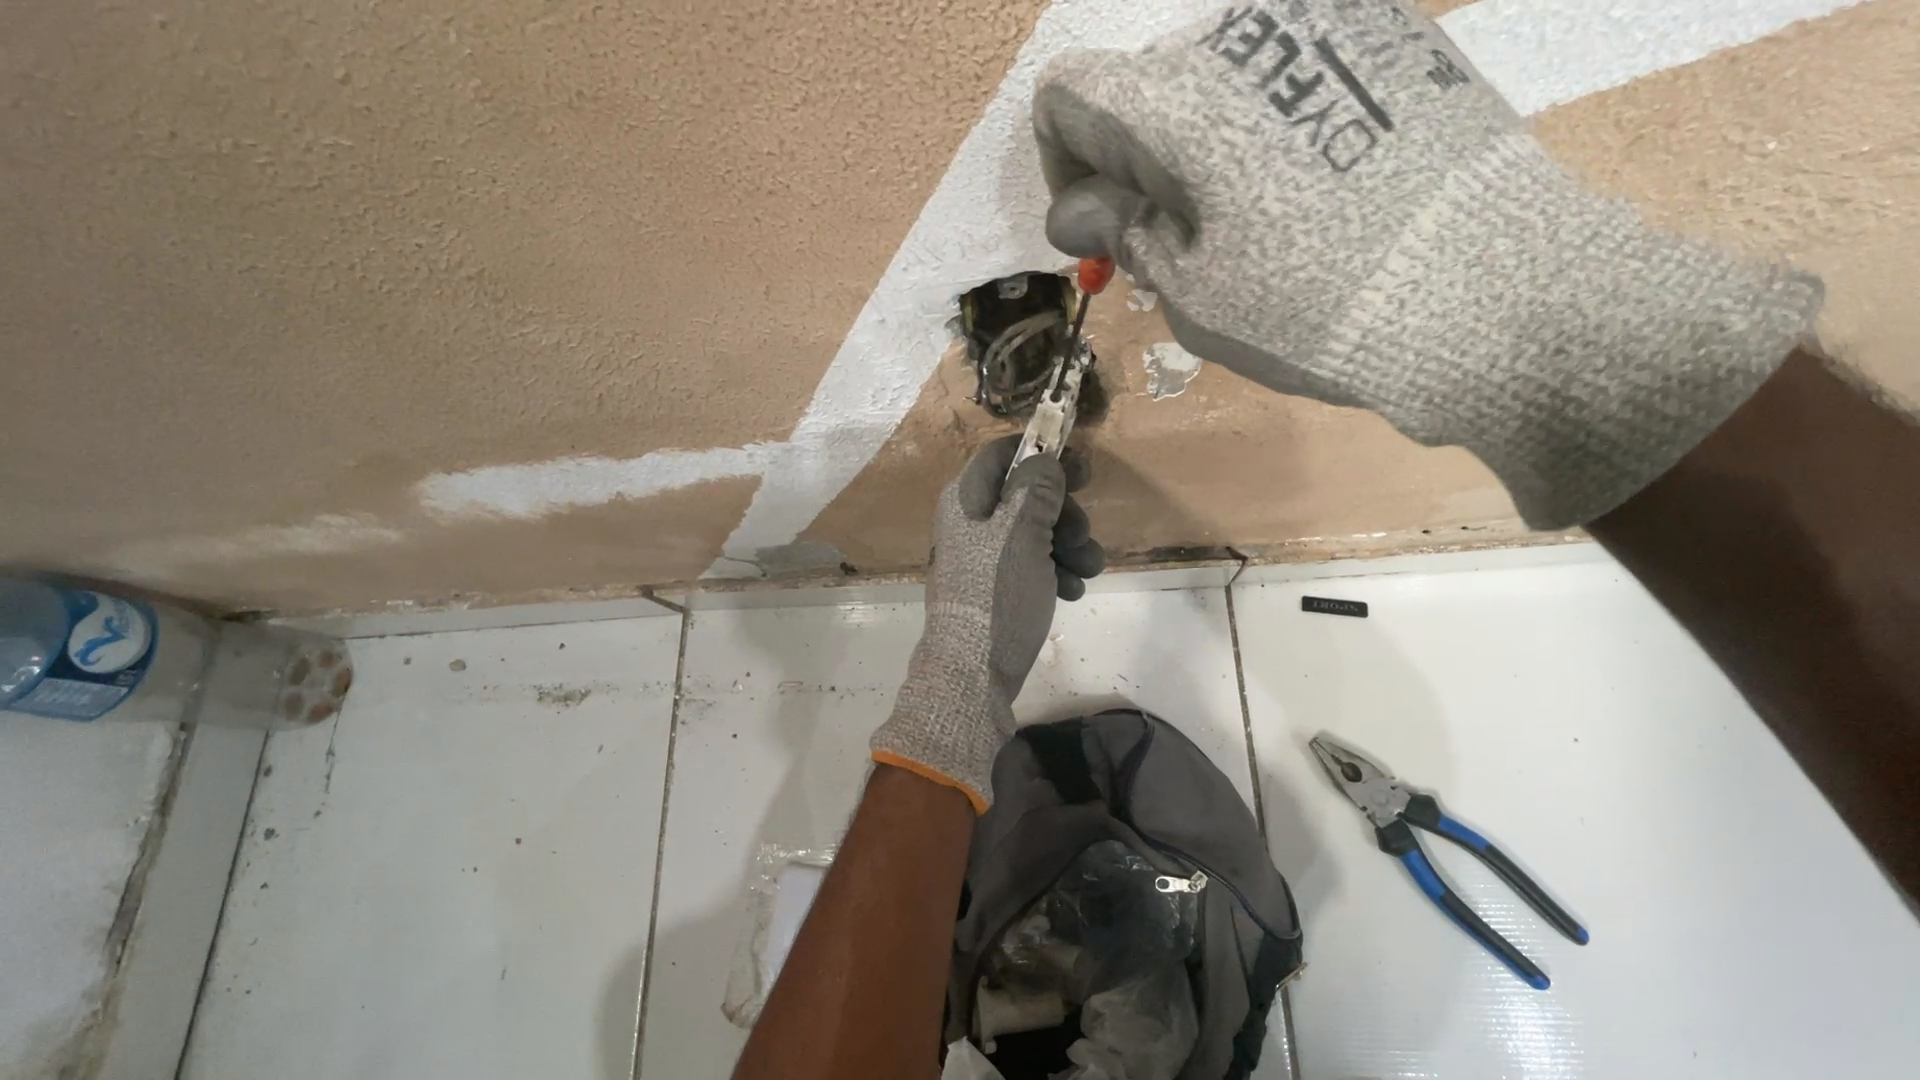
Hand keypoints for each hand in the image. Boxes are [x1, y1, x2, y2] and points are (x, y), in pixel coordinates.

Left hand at [871, 436, 1103, 811]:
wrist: (972, 671)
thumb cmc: (995, 593)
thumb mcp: (1021, 533)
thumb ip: (1036, 489)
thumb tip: (1045, 460)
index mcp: (966, 500)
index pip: (1001, 454)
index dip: (1041, 453)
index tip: (1080, 465)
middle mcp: (970, 523)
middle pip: (1025, 494)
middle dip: (1063, 511)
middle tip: (1082, 533)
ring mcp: (982, 557)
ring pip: (1035, 532)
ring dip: (1068, 546)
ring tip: (1086, 570)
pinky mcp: (995, 588)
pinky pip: (1032, 565)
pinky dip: (1055, 572)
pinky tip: (1071, 592)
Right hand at [1033, 1, 1819, 528]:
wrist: (1494, 296)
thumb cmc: (1316, 310)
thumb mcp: (1192, 292)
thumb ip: (1119, 231)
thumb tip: (1075, 209)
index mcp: (1177, 99)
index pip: (1068, 94)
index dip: (1064, 163)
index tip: (1100, 224)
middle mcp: (1243, 33)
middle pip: (1145, 84)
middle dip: (1138, 159)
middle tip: (1180, 238)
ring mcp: (1326, 21)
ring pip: (1219, 77)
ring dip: (1205, 143)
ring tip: (1259, 218)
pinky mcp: (1392, 32)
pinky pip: (1291, 70)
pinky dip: (1271, 122)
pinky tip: (1319, 187)